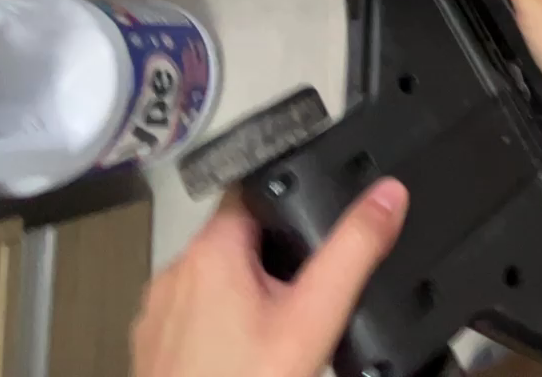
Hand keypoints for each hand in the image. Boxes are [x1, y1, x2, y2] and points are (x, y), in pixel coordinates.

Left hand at [132, 178, 408, 376]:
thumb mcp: (315, 317)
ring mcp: (158, 317)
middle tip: (316, 274)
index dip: (292, 190)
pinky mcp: (154, 352)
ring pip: (218, 275)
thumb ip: (354, 249)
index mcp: (209, 252)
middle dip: (279, 245)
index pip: (253, 189)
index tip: (321, 206)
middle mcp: (174, 275)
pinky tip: (255, 349)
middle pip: (239, 233)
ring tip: (291, 312)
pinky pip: (198, 313)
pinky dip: (228, 319)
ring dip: (253, 282)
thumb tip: (388, 194)